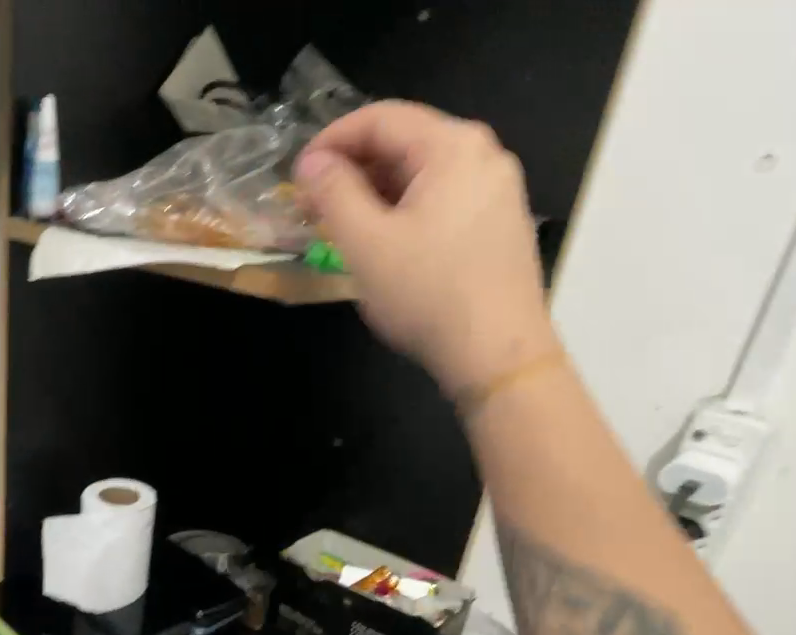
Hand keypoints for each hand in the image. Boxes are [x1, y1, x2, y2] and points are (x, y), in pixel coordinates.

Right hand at [295, 102, 556, 392]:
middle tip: (312, 205)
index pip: (380, 119)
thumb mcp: (366, 244)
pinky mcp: (498, 226)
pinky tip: (381, 244)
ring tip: (339, 227)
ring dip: (374, 194)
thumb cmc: (428, 295)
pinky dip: (403, 212)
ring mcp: (497, 192)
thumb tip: (312, 163)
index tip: (297, 175)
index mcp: (453, 147)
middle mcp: (483, 156)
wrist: (497, 355)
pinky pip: (441, 201)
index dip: (331, 140)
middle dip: (352, 169)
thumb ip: (334, 194)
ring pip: (422, 176)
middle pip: (404, 143)